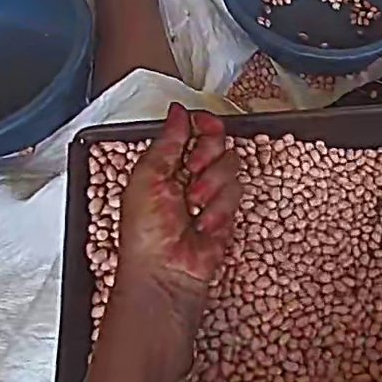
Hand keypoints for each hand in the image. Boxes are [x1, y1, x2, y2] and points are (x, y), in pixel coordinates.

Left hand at [117, 104, 241, 315]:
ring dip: (211, 185)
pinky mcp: (226, 211)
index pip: (192, 131)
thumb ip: (167, 141)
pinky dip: (219, 208)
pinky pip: (235, 194)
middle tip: (193, 168)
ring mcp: (210, 193)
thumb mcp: (147, 177)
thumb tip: (178, 111)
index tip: (204, 124)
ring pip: (229, 167)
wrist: (165, 270)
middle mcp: (190, 175)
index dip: (201, 124)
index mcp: (166, 163)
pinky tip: (203, 223)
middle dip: (207, 153)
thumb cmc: (146, 232)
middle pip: (216, 144)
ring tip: (193, 205)